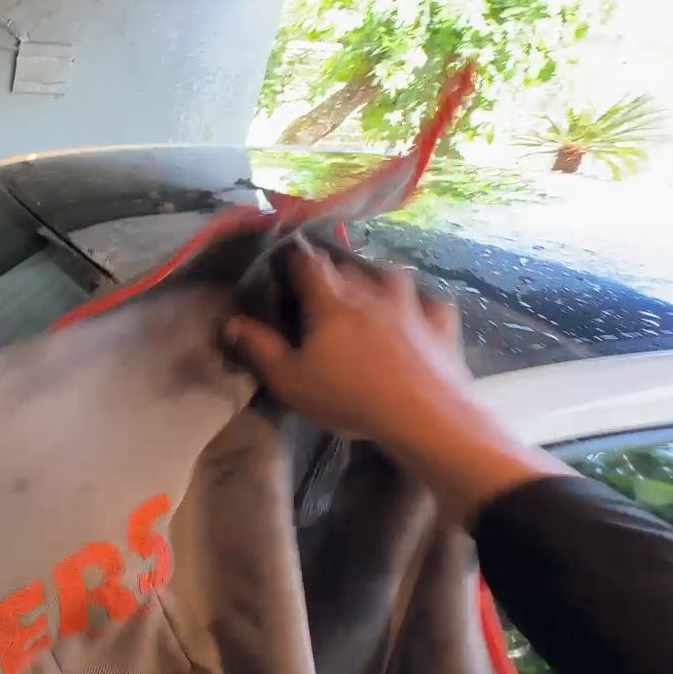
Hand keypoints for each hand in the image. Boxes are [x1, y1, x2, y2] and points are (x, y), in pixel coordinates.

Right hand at [223, 236, 469, 445]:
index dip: (294, 257)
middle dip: (331, 266)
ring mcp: (411, 309)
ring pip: (391, 275)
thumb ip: (259, 348)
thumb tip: (231, 322)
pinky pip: (432, 301)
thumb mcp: (288, 379)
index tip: (284, 256)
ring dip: (374, 274)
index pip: (309, 266)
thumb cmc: (347, 397)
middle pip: (348, 266)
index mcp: (330, 305)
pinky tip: (416, 305)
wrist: (424, 417)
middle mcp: (371, 296)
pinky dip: (420, 299)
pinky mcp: (440, 327)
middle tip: (318, 276)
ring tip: (365, 282)